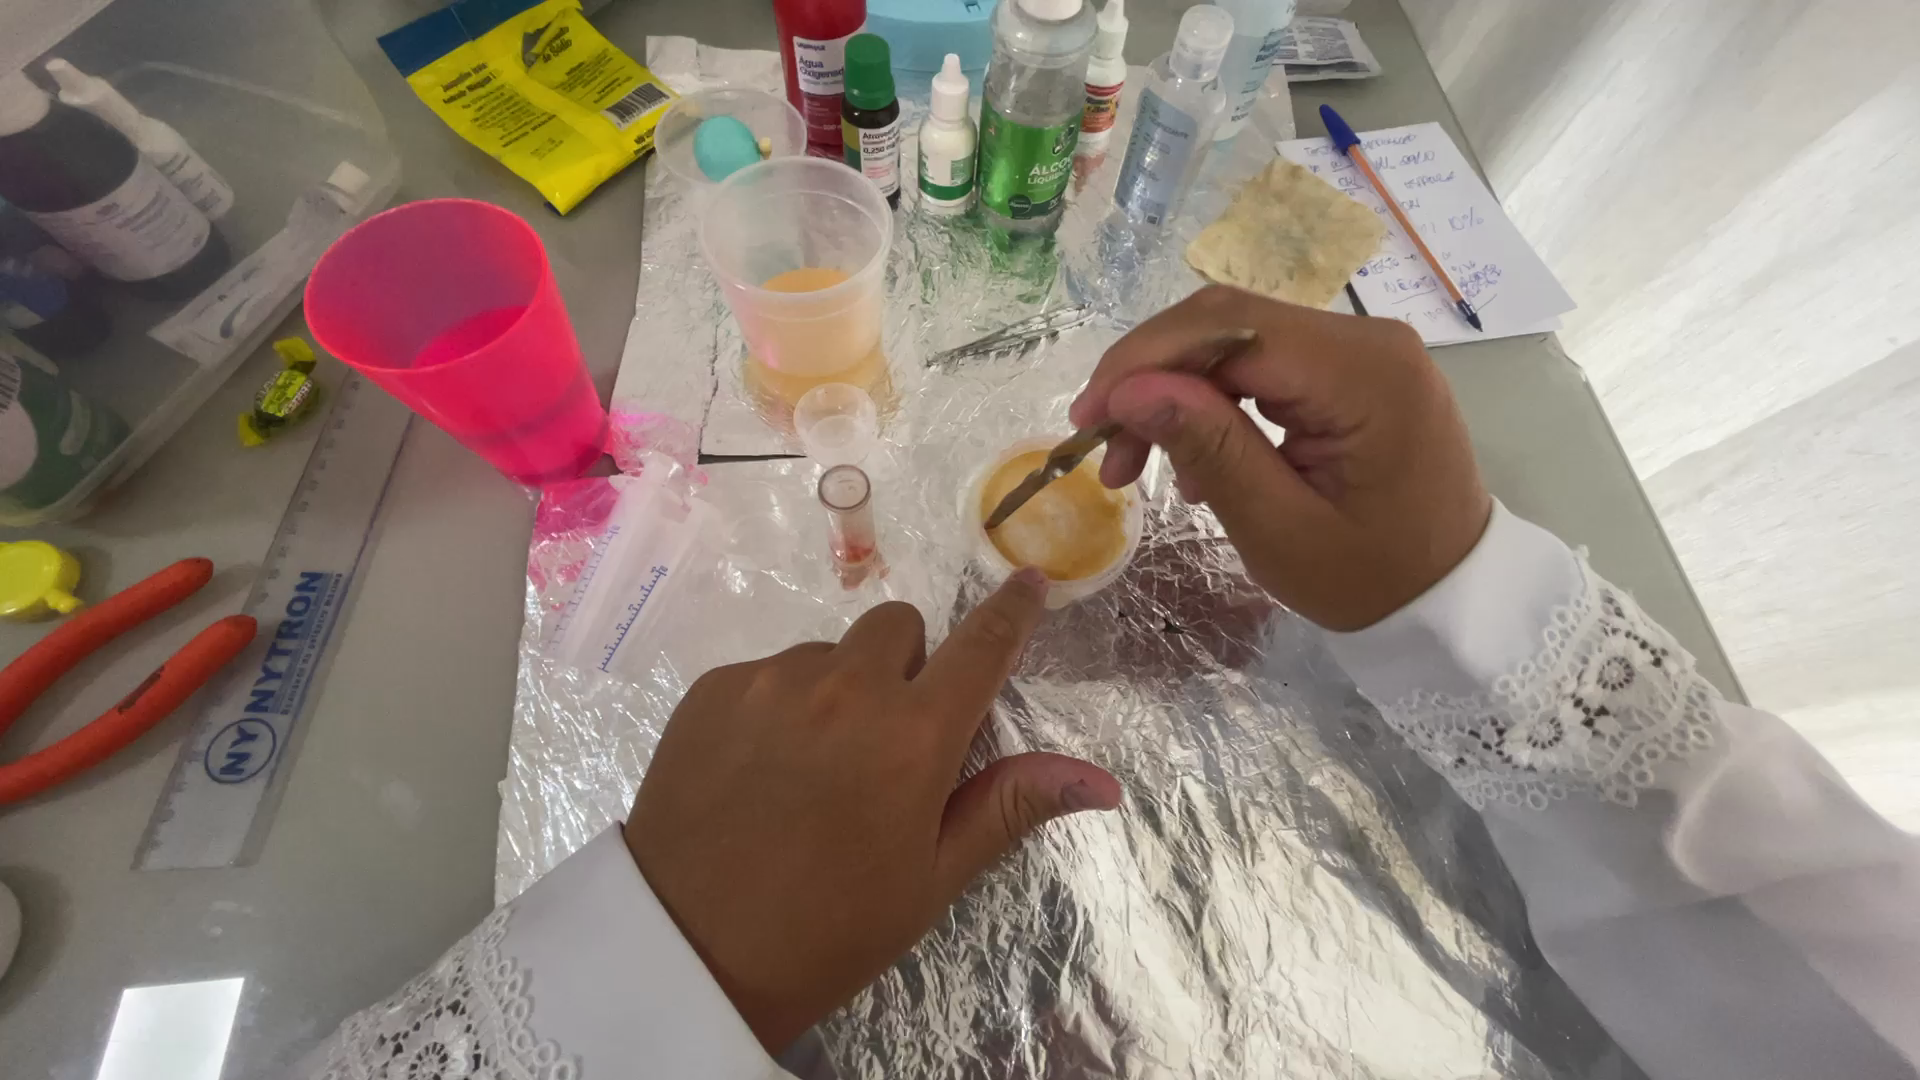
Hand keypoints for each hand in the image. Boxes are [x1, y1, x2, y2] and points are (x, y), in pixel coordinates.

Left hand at [623, 571, 1121, 1052]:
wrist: (684, 954)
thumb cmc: (829, 926)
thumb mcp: (932, 876)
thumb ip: (1011, 806)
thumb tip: (1101, 781)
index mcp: (912, 736)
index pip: (980, 648)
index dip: (1011, 611)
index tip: (1027, 579)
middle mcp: (846, 687)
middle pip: (899, 627)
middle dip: (906, 666)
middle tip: (885, 735)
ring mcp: (773, 679)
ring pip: (831, 652)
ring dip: (839, 689)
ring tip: (810, 765)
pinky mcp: (716, 685)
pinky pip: (770, 671)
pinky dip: (780, 704)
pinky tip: (757, 767)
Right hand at [1070, 286, 1491, 631]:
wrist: (1448, 594)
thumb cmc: (1370, 578)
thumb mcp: (1278, 528)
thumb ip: (1208, 448)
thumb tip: (1129, 390)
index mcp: (1361, 372)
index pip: (1227, 329)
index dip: (1143, 362)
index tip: (1087, 420)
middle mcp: (1363, 339)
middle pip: (1223, 324)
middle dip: (1147, 376)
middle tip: (1100, 443)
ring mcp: (1356, 352)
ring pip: (1229, 343)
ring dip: (1169, 394)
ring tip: (1134, 464)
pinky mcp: (1343, 372)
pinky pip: (1254, 368)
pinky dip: (1206, 406)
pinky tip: (1187, 460)